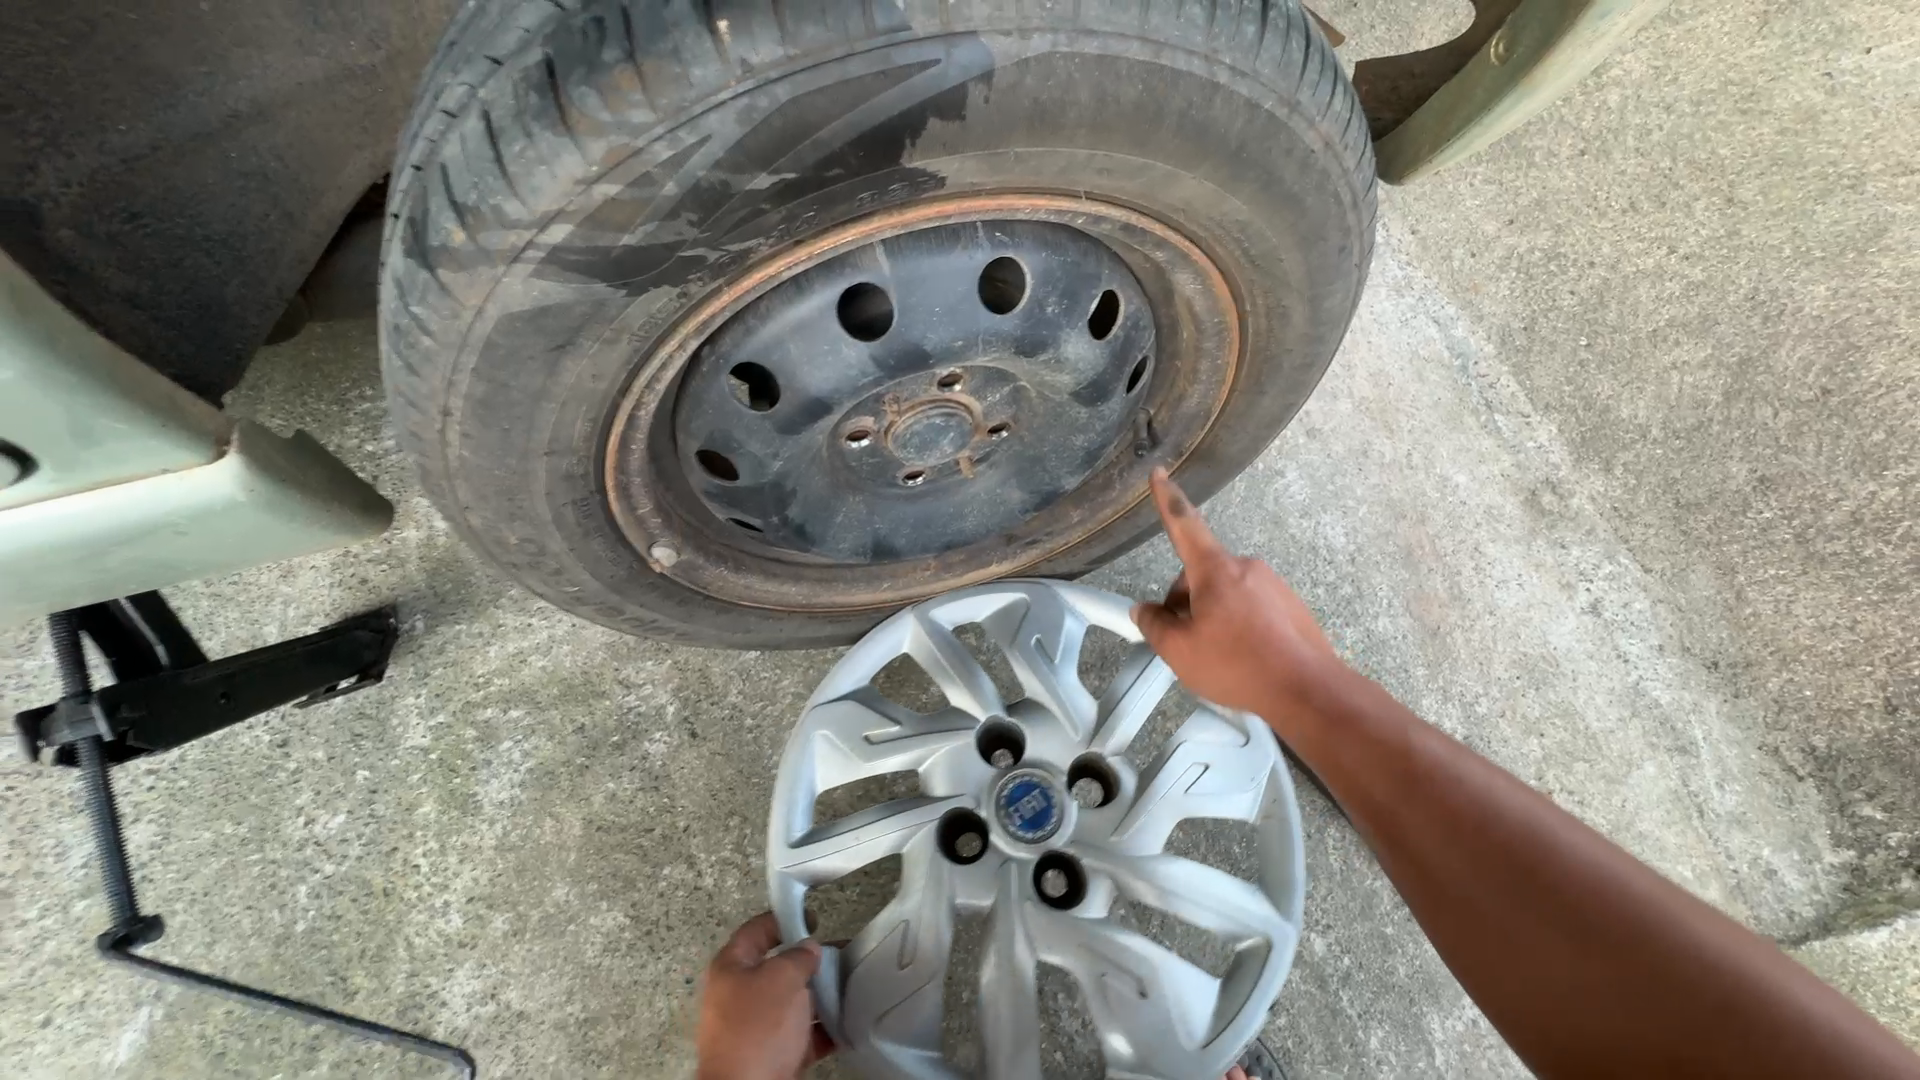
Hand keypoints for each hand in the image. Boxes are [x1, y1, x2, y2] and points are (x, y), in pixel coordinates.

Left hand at [695, 913, 832, 1079]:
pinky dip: (824, 1030)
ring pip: (794, 1002)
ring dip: (822, 997)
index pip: (757, 930)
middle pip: (779, 968)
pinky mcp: (771, 1056)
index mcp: (731, 968)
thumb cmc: (758, 1026)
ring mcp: (755, 1028)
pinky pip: (802, 1035)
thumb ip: (799, 956)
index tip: (815, 920)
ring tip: (851, 987)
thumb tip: (809, 950)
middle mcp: (739, 995)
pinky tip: (846, 1023)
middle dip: (811, 963)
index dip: (785, 919)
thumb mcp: (782, 977)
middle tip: (840, 955)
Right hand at [1129, 468, 1341, 717]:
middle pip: (1200, 574)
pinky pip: (1251, 606)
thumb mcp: (1179, 651)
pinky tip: (1243, 657)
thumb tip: (1145, 610)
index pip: (1184, 524)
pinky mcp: (1291, 605)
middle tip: (1185, 641)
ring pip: (1225, 592)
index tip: (1158, 472)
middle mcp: (1246, 567)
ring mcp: (1273, 585)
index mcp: (1215, 570)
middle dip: (1186, 601)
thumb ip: (1154, 625)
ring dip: (1212, 615)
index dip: (1166, 498)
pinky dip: (1238, 625)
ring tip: (1217, 655)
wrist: (1309, 690)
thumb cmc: (1238, 664)